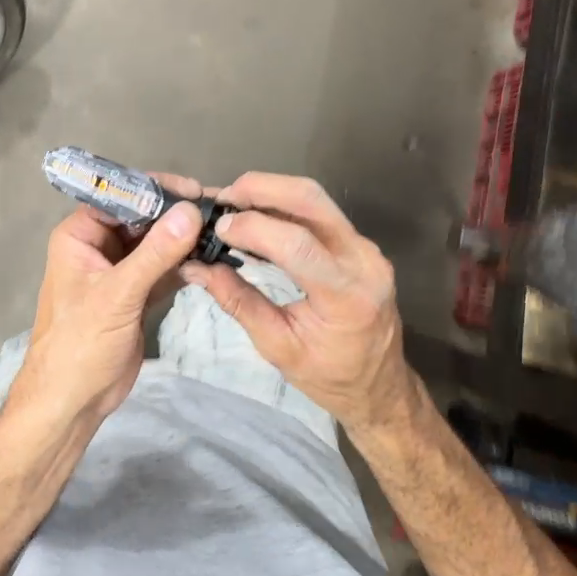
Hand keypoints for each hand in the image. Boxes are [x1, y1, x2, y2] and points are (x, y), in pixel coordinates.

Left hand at [7, 198, 203, 429]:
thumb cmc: (80, 343)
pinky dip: (184, 265)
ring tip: (221, 231)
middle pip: (141, 218)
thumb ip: (155, 253)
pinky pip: (163, 270)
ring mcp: (118, 272)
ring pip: (155, 244)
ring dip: (183, 239)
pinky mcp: (136, 296)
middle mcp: (97, 247)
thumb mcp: (118, 294)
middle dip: (174, 214)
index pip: (119, 197)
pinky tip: (212, 258)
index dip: (155, 189)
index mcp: (79, 236)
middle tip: (216, 210)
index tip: (194, 189)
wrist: (72, 402)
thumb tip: (190, 211)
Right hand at [182, 173, 415, 432]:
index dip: (253, 228)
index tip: (217, 228)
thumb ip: (238, 302)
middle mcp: (362, 260)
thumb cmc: (330, 376)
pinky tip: (257, 217)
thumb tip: (196, 267)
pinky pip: (320, 211)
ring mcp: (365, 247)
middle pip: (311, 199)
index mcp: (346, 295)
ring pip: (316, 198)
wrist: (380, 387)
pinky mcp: (359, 244)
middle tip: (221, 198)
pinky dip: (284, 206)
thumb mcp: (278, 347)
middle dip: (261, 188)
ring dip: (270, 192)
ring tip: (233, 205)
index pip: (297, 244)